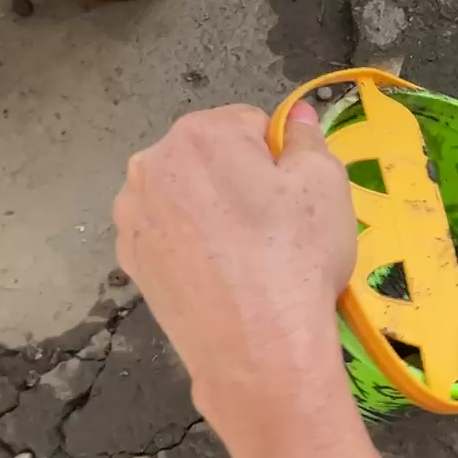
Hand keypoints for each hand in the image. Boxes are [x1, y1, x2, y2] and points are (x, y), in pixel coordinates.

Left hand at [114, 102, 354, 423]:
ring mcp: (132, 213)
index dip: (281, 157)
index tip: (297, 194)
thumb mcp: (327, 184)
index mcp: (202, 134)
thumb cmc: (297, 253)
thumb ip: (308, 138)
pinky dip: (196, 244)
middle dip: (243, 179)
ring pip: (188, 195)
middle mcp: (152, 162)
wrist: (258, 342)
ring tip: (251, 253)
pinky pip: (172, 234)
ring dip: (215, 209)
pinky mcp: (130, 258)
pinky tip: (225, 273)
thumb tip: (294, 115)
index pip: (251, 123)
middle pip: (212, 156)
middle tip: (278, 224)